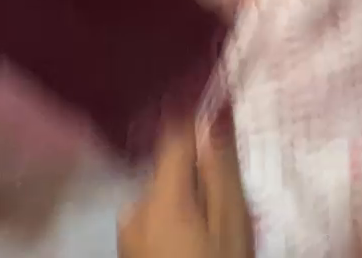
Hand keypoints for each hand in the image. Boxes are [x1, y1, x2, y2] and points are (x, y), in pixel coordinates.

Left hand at [119, 123, 252, 257]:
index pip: (175, 135)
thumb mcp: (232, 218)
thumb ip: (220, 167)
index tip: (226, 116)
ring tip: (221, 217)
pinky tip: (201, 236)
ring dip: (192, 193)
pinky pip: (158, 215)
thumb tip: (212, 118)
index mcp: (160, 197)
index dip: (200, 121)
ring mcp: (128, 235)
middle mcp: (134, 210)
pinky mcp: (131, 253)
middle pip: (171, 166)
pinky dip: (181, 214)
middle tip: (233, 188)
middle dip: (201, 167)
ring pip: (166, 191)